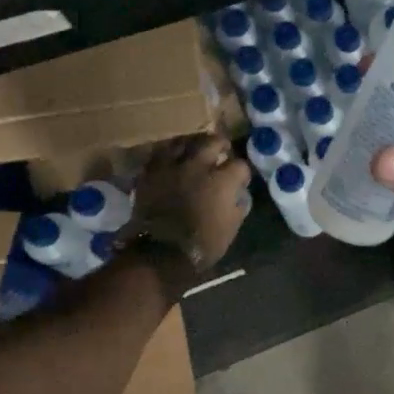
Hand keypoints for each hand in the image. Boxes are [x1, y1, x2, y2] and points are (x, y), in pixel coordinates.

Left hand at [126, 134, 251, 287]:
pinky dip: (169, 154)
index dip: (242, 173)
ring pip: (184, 141)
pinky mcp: (151, 172)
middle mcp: (198, 166)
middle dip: (220, 145)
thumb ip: (237, 205)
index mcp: (222, 180)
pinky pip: (160, 153)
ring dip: (193, 144)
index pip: (240, 165)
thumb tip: (237, 194)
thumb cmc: (203, 243)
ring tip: (195, 150)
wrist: (160, 252)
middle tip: (221, 151)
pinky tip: (172, 160)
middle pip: (212, 141)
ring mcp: (172, 166)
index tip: (240, 180)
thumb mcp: (231, 226)